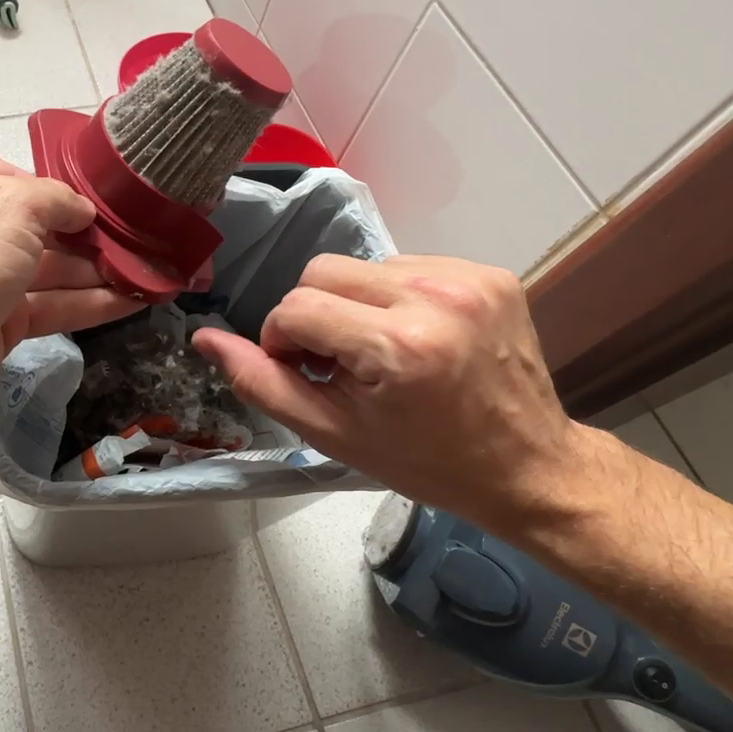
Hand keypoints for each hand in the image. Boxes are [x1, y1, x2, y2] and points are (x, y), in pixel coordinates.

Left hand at [0, 146, 141, 445]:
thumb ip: (56, 200)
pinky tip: (133, 301)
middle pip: (44, 225)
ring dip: (102, 272)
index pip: (20, 174)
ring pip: (54, 270)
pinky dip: (91, 305)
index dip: (64, 187)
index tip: (111, 201)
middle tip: (153, 242)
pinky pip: (52, 308)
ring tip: (156, 272)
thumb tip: (81, 211)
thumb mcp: (10, 205)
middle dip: (96, 235)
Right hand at [191, 254, 580, 529]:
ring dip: (354, 303)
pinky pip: (405, 264)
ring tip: (379, 350)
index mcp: (397, 345)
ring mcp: (469, 278)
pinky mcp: (489, 272)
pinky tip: (412, 334)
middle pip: (323, 272)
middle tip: (338, 363)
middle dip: (315, 315)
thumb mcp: (333, 433)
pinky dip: (393, 296)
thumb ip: (261, 382)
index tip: (308, 372)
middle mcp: (435, 297)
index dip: (284, 340)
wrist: (528, 467)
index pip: (296, 308)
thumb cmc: (425, 460)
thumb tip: (204, 339)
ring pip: (361, 266)